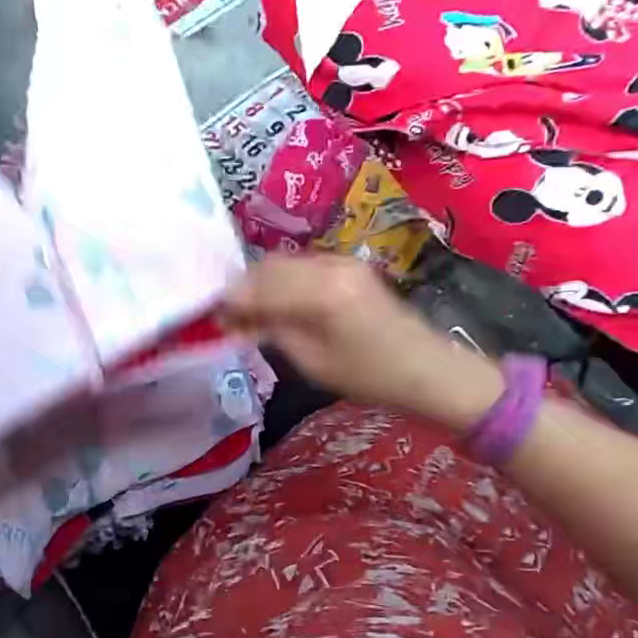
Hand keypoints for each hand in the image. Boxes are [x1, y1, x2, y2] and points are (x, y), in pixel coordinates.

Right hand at [221, 255, 502, 431]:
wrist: (426, 369)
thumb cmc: (370, 376)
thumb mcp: (312, 362)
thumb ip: (271, 331)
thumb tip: (234, 318)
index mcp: (323, 292)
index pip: (261, 284)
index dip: (231, 297)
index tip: (211, 314)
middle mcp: (331, 265)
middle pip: (269, 266)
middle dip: (243, 287)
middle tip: (224, 315)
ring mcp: (342, 262)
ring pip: (284, 263)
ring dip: (261, 283)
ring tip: (245, 313)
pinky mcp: (348, 267)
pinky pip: (302, 267)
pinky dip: (281, 282)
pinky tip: (274, 304)